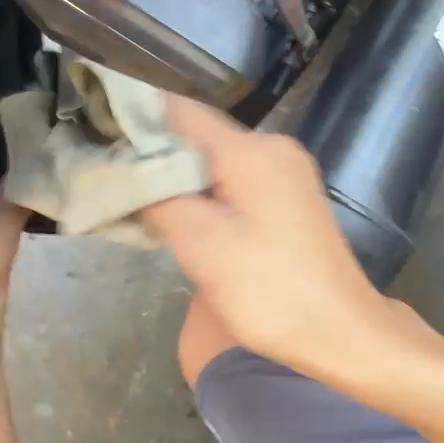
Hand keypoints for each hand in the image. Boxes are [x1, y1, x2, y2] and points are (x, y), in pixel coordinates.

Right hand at [137, 97, 402, 380]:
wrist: (342, 330)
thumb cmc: (270, 290)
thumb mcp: (202, 246)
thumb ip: (160, 199)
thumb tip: (129, 173)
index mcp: (251, 151)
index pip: (182, 111)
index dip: (139, 117)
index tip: (101, 131)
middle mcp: (272, 147)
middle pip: (200, 135)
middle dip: (156, 152)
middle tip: (112, 174)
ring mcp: (286, 170)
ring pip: (217, 158)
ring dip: (180, 175)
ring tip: (139, 196)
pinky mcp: (291, 195)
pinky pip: (237, 177)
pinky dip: (207, 189)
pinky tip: (183, 214)